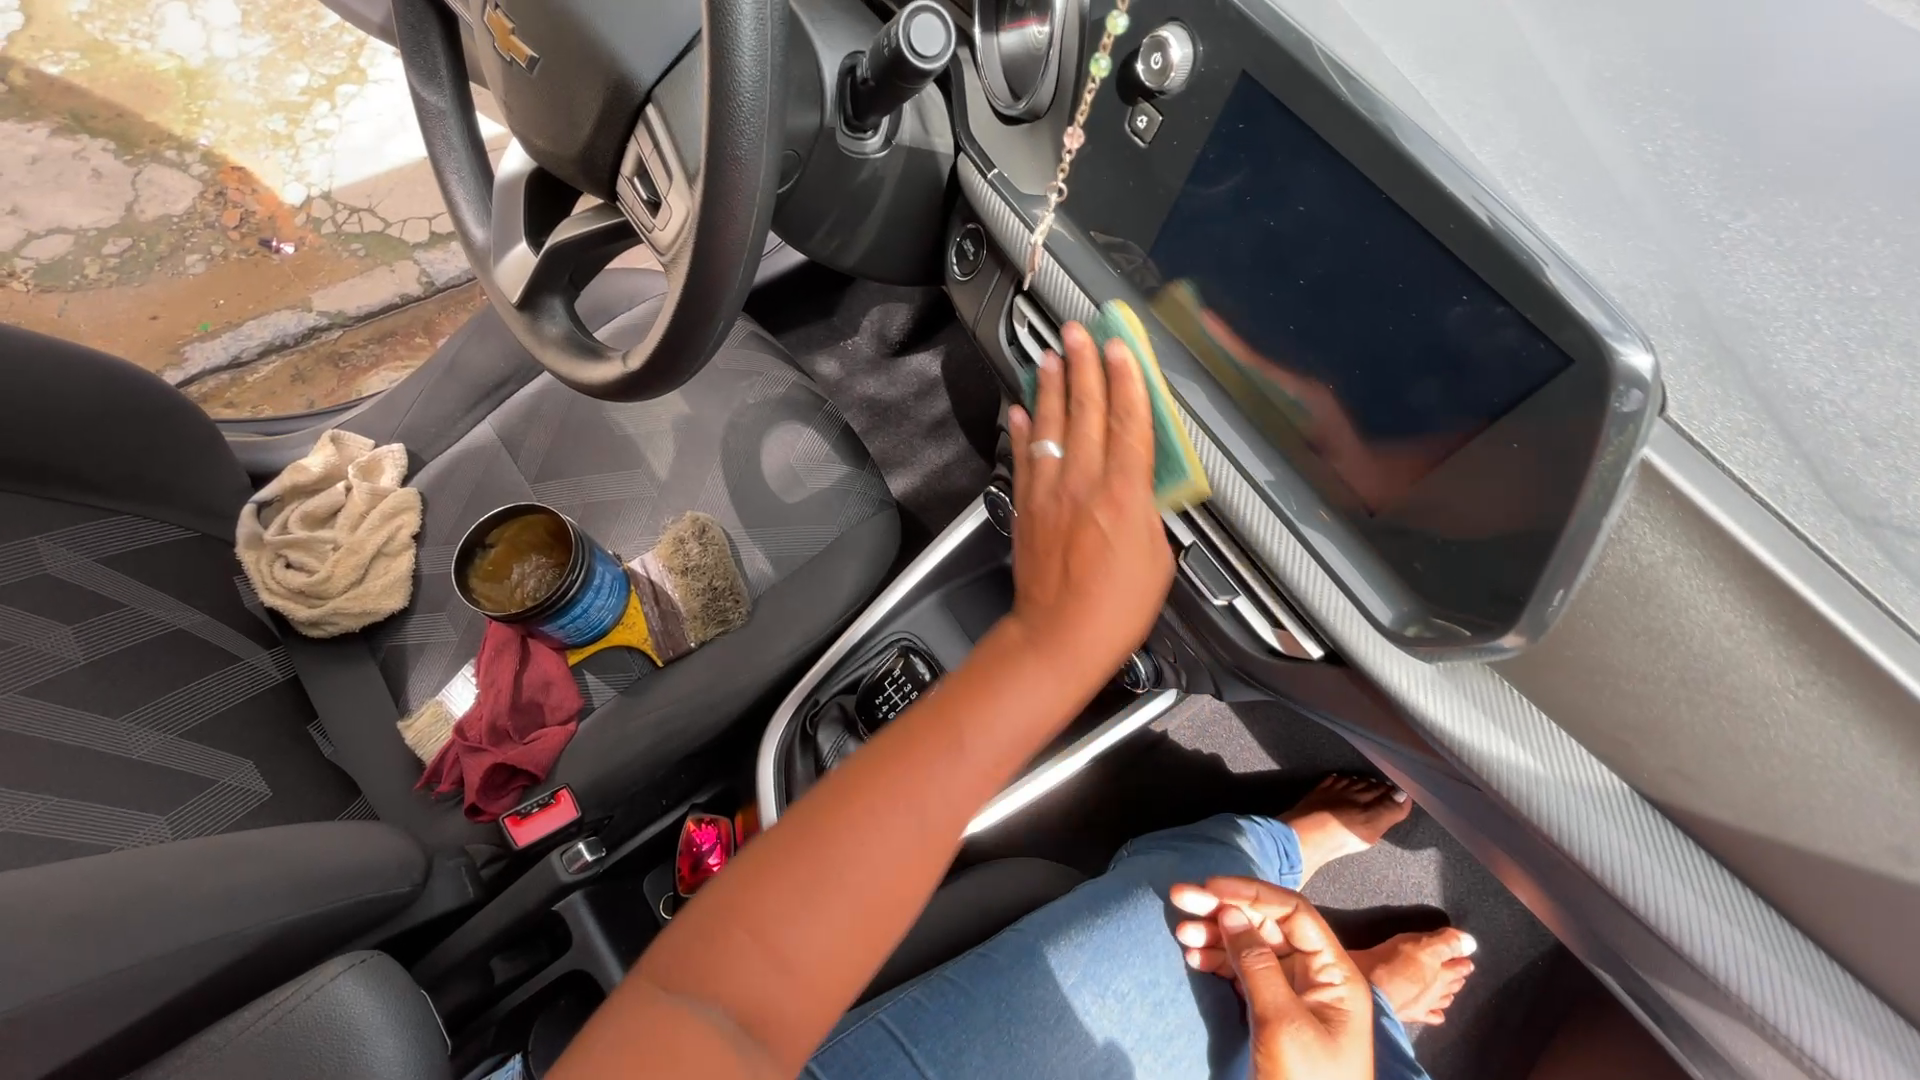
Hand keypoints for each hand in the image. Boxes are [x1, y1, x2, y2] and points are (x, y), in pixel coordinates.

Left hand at [1005, 321, 1173, 691]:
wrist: (1059, 637)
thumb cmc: (1116, 608)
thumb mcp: (1158, 558)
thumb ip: (1149, 512)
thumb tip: (1142, 488)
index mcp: (1124, 494)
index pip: (1130, 423)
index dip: (1127, 380)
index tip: (1122, 348)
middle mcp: (1083, 483)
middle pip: (1086, 412)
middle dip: (1084, 367)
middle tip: (1079, 331)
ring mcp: (1049, 492)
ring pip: (1050, 426)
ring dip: (1050, 388)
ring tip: (1049, 355)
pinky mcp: (1026, 507)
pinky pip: (1023, 458)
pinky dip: (1021, 430)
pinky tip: (1018, 410)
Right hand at [1171, 877, 1373, 1079]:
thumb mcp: (1282, 1023)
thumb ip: (1256, 963)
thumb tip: (1230, 913)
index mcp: (1333, 973)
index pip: (1293, 913)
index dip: (1251, 893)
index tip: (1210, 887)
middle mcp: (1314, 976)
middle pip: (1266, 925)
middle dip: (1223, 909)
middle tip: (1180, 896)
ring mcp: (1292, 994)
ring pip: (1249, 946)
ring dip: (1214, 935)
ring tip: (1180, 932)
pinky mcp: (1271, 1012)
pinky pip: (1241, 972)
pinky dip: (1216, 961)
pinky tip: (1193, 956)